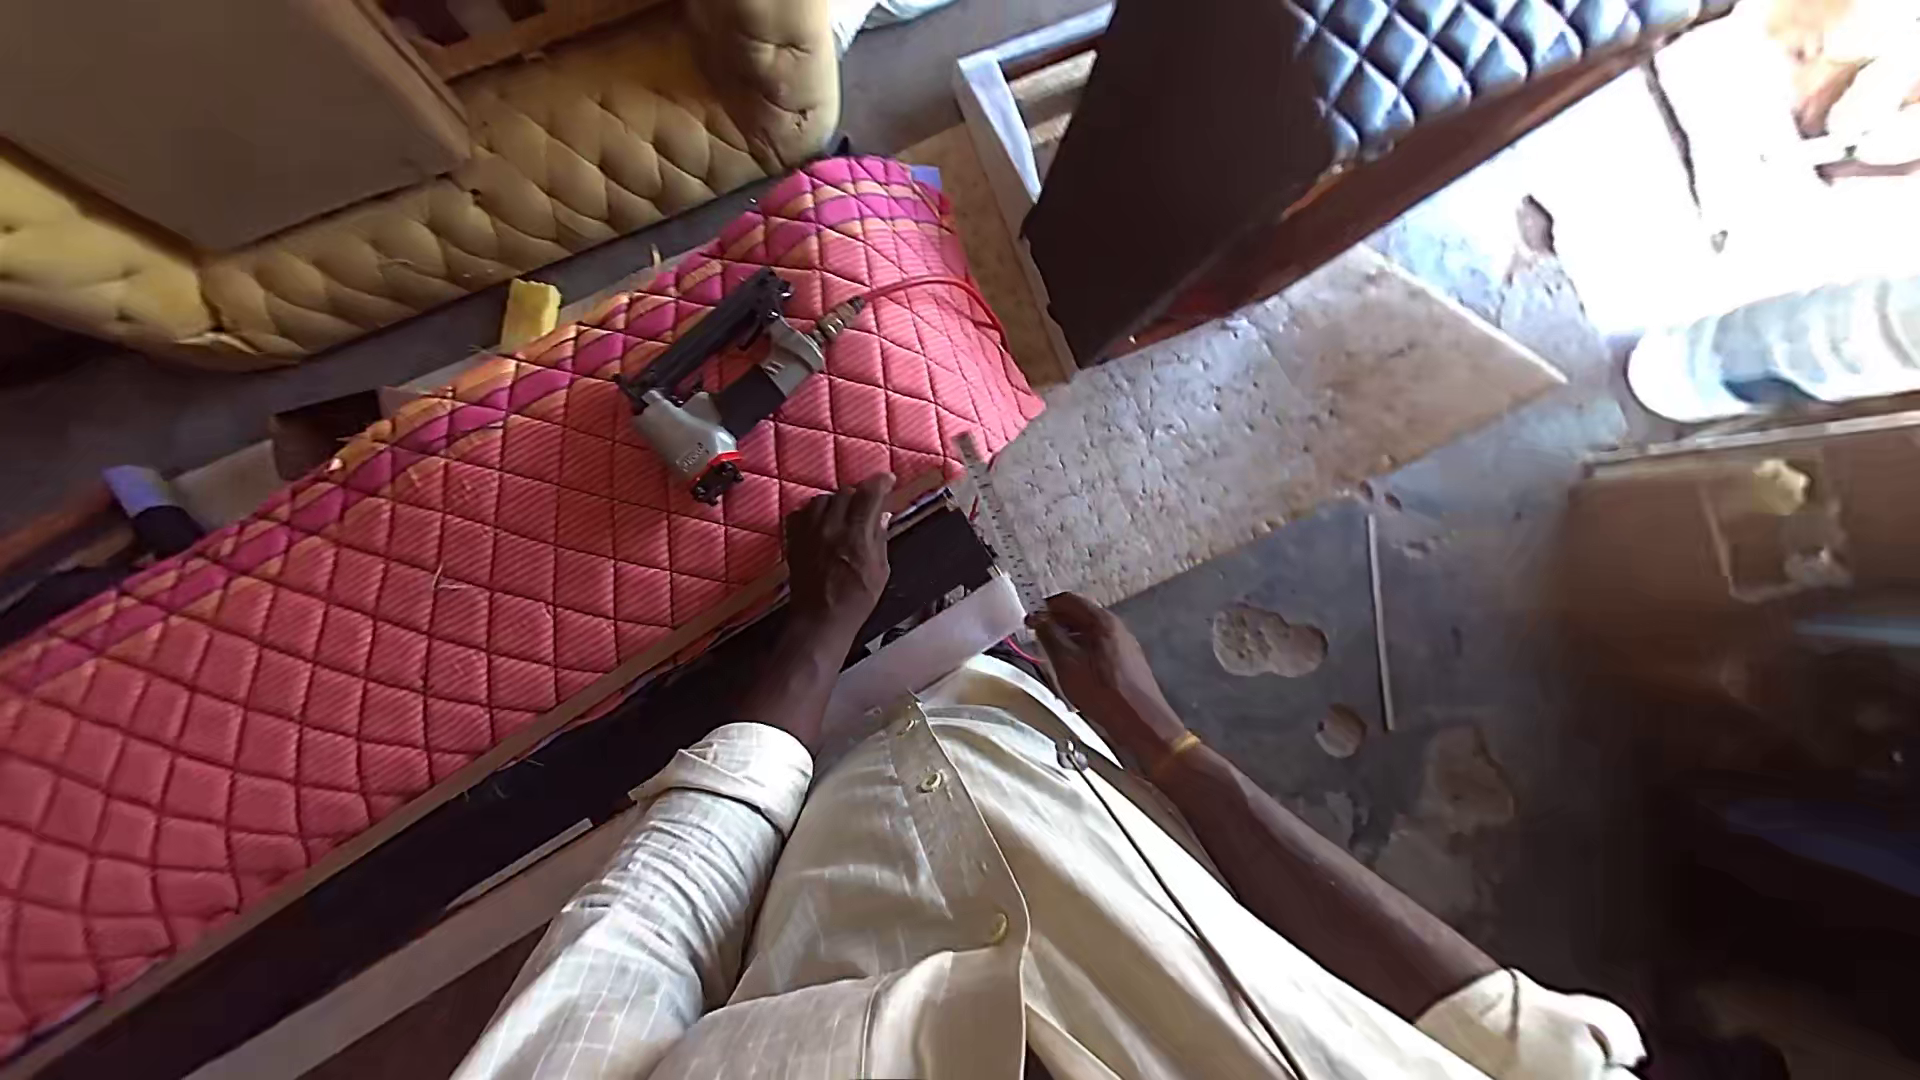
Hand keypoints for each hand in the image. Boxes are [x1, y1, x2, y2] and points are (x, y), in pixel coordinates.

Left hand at [785, 472, 894, 636]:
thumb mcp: (880, 571)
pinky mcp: (794, 539)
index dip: (880, 482)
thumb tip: (882, 516)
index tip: (888, 481)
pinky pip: (802, 512)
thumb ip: (880, 539)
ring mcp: (809, 532)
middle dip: (860, 494)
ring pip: (823, 499)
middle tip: (868, 504)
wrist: (820, 620)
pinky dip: (815, 512)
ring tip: (845, 514)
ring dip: (837, 502)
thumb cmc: (856, 601)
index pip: (869, 494)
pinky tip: (823, 522)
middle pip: (846, 492)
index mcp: (857, 536)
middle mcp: (831, 528)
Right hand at [1028, 593, 1188, 759]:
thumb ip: (1048, 635)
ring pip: (1089, 631)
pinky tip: (1075, 670)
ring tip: (1053, 657)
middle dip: (1056, 624)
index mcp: (1101, 620)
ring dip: (1068, 639)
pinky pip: (1099, 646)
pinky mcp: (1127, 660)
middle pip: (1079, 614)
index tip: (1032, 621)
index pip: (1067, 599)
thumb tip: (1038, 619)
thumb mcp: (1065, 662)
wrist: (1140, 722)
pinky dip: (1082, 651)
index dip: (1045, 607)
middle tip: (1039, 638)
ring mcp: (1124, 643)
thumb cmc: (1103, 692)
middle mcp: (1116, 626)